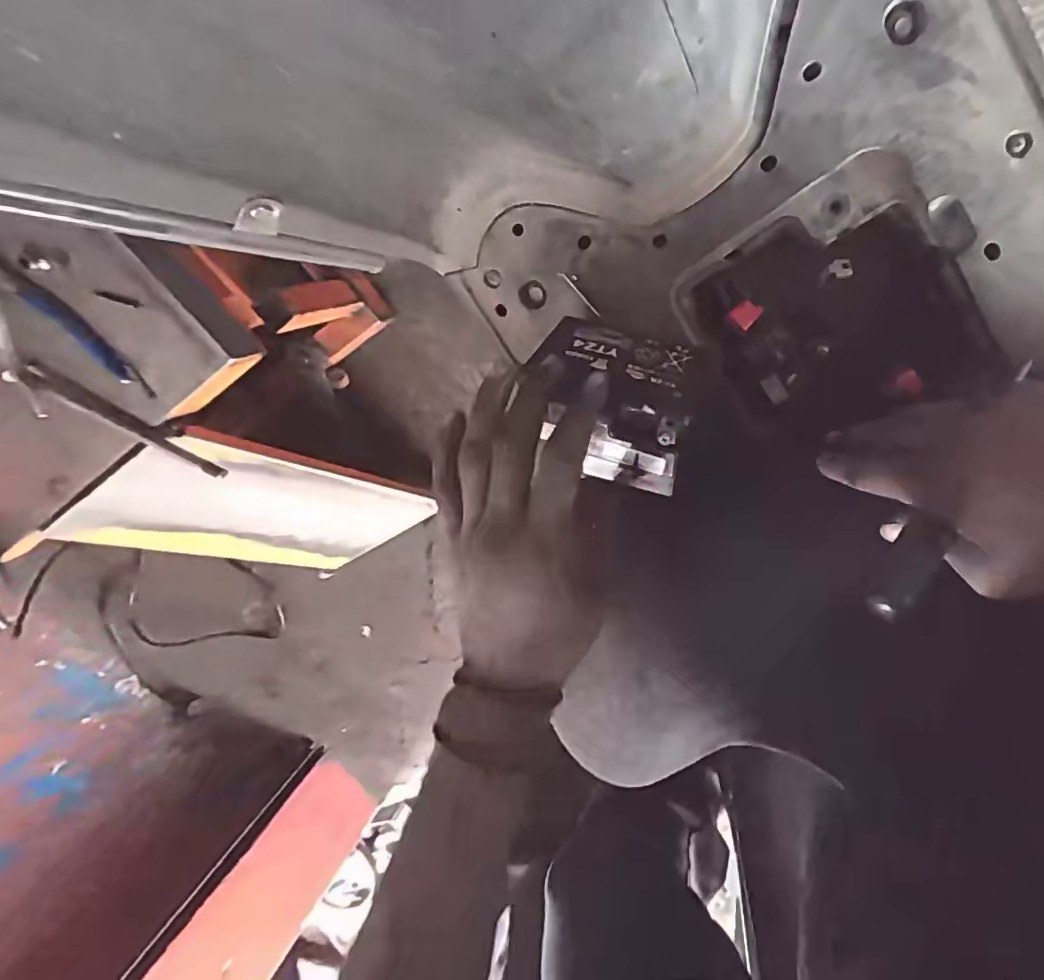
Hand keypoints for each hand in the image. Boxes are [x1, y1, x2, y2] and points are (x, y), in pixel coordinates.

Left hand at [432, 363, 608, 689]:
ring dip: (485, 409)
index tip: (592, 385)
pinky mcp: (449, 537)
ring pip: (471, 456)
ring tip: (499, 374)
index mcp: (545, 535)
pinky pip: (441, 484)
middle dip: (528, 398)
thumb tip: (603, 477)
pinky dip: (445, 447)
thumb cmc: (561, 631)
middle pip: (510, 446)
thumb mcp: (598, 583)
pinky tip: (452, 417)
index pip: (561, 460)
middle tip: (544, 367)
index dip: (577, 417)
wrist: (505, 677)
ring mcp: (468, 528)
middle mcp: (502, 522)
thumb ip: (600, 526)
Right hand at [816, 382, 1043, 600]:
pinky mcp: (1030, 393)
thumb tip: (901, 521)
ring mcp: (995, 405)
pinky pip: (968, 399)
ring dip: (898, 420)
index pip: (872, 468)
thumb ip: (938, 544)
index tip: (822, 460)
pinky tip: (939, 417)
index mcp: (943, 480)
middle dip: (861, 436)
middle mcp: (958, 432)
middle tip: (837, 440)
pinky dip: (943, 410)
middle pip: (893, 429)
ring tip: (878, 427)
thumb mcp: (996, 573)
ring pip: (928, 409)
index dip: (843, 465)